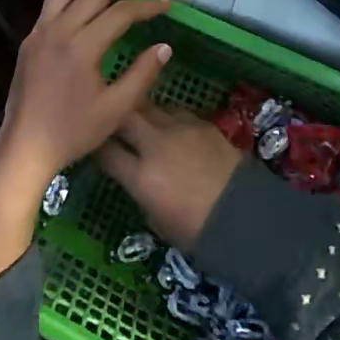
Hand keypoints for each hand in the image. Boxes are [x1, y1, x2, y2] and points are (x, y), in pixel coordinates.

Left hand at [0, 0, 174, 176]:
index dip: (147, 6)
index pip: (120, 13)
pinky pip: (53, 1)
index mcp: (81, 47)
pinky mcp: (30, 38)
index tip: (167, 4)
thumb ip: (142, 74)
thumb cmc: (73, 131)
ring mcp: (40, 31)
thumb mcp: (116, 109)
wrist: (25, 146)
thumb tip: (165, 46)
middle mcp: (58, 30)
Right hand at [97, 105, 244, 250]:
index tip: (93, 146)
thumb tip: (134, 176)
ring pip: (149, 108)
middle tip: (112, 123)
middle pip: (123, 116)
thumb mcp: (156, 220)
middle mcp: (156, 145)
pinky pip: (175, 112)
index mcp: (141, 177)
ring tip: (141, 123)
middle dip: (115, 118)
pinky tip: (170, 129)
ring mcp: (180, 129)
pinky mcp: (202, 123)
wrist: (246, 216)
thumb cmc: (198, 231)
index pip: (105, 151)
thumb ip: (139, 191)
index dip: (95, 147)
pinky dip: (167, 118)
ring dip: (141, 114)